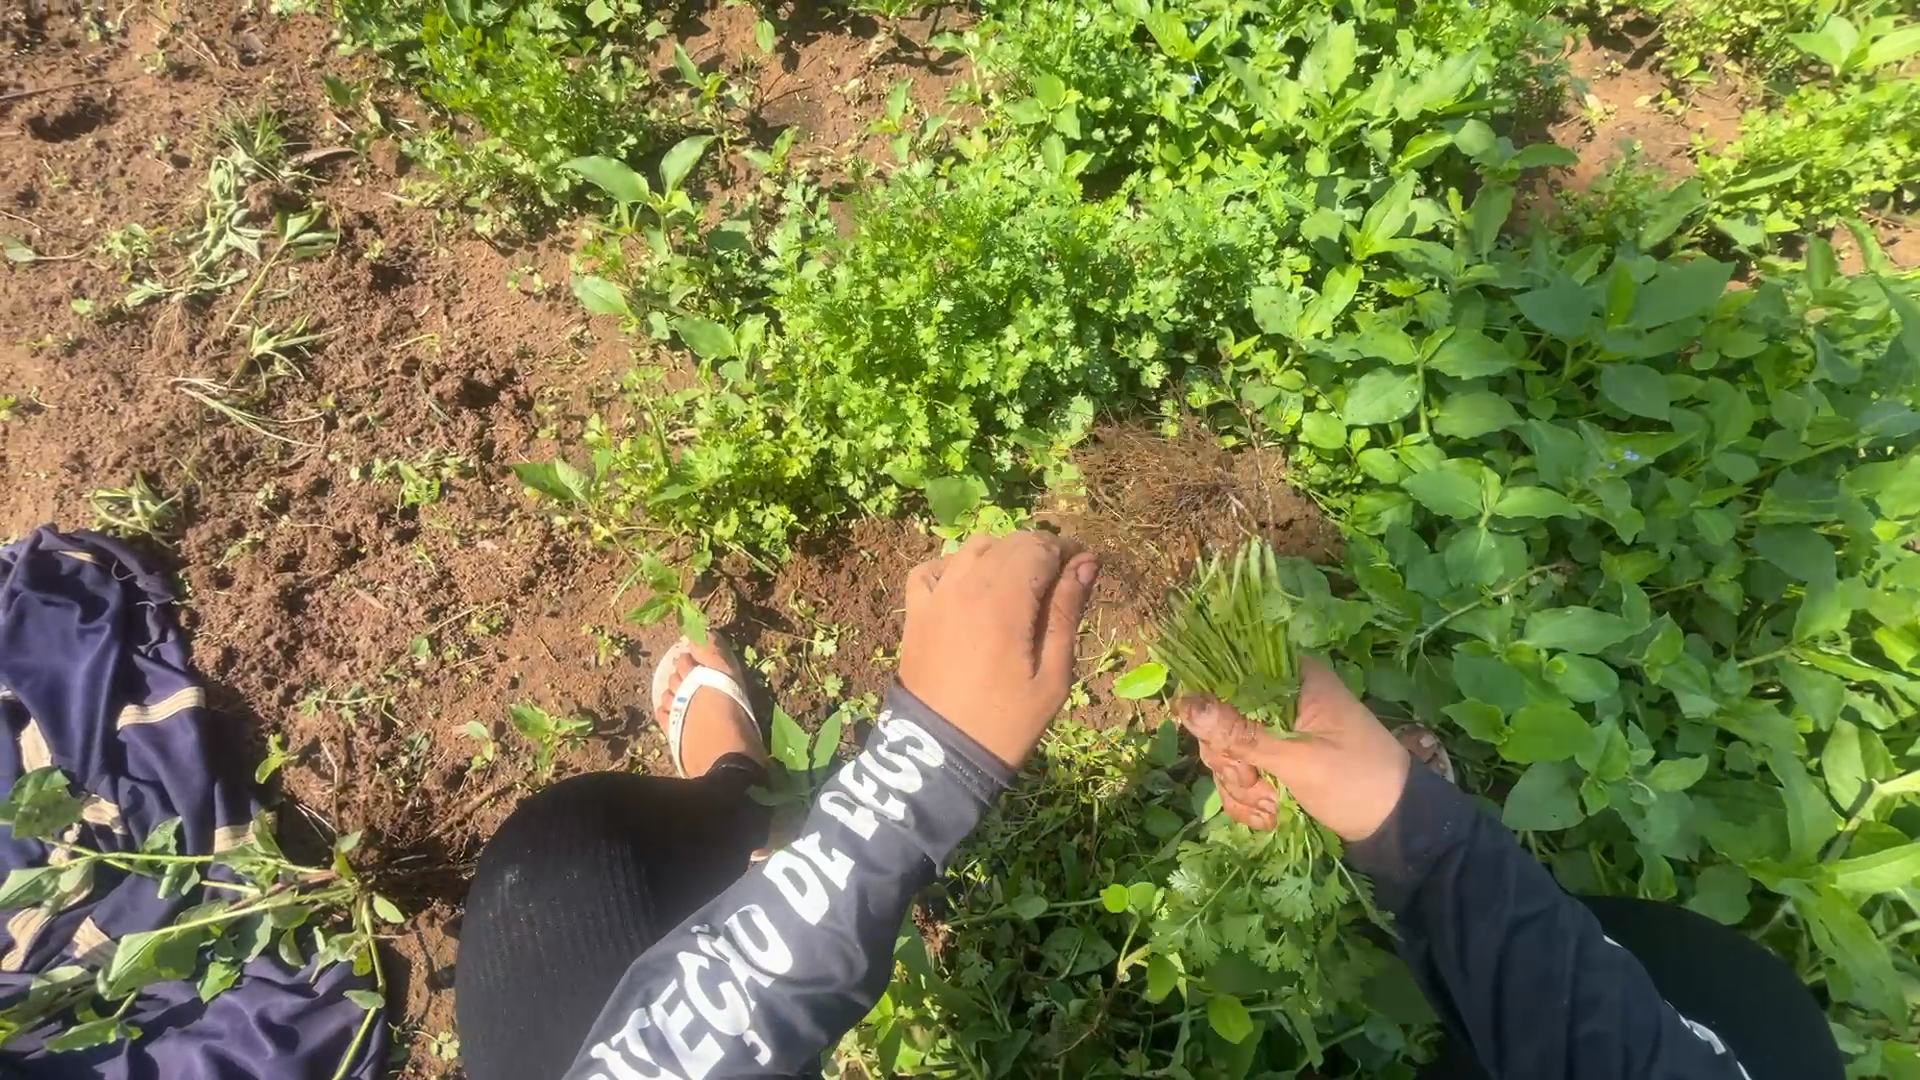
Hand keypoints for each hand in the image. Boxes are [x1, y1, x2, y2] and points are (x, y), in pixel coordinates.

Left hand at [898, 532, 1100, 767]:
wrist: (938, 756)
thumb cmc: (1006, 723)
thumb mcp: (1052, 677)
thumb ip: (1066, 613)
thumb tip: (1085, 565)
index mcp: (1004, 602)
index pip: (1040, 548)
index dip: (1067, 550)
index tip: (1084, 567)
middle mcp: (966, 587)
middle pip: (1010, 543)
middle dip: (1040, 552)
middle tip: (1059, 582)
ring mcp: (935, 597)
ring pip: (974, 547)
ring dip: (1002, 554)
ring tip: (1019, 586)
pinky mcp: (915, 612)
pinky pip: (932, 568)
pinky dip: (954, 565)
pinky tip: (970, 587)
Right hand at [1176, 656, 1410, 841]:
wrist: (1402, 833)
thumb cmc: (1358, 783)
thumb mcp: (1298, 760)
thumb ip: (1240, 733)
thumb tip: (1184, 704)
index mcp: (1293, 679)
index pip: (1229, 676)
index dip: (1213, 710)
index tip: (1227, 749)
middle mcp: (1281, 698)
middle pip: (1221, 717)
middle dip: (1231, 760)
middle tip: (1256, 784)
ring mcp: (1278, 730)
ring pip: (1226, 748)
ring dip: (1239, 784)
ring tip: (1269, 808)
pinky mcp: (1276, 758)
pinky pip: (1239, 771)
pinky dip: (1246, 797)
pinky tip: (1266, 817)